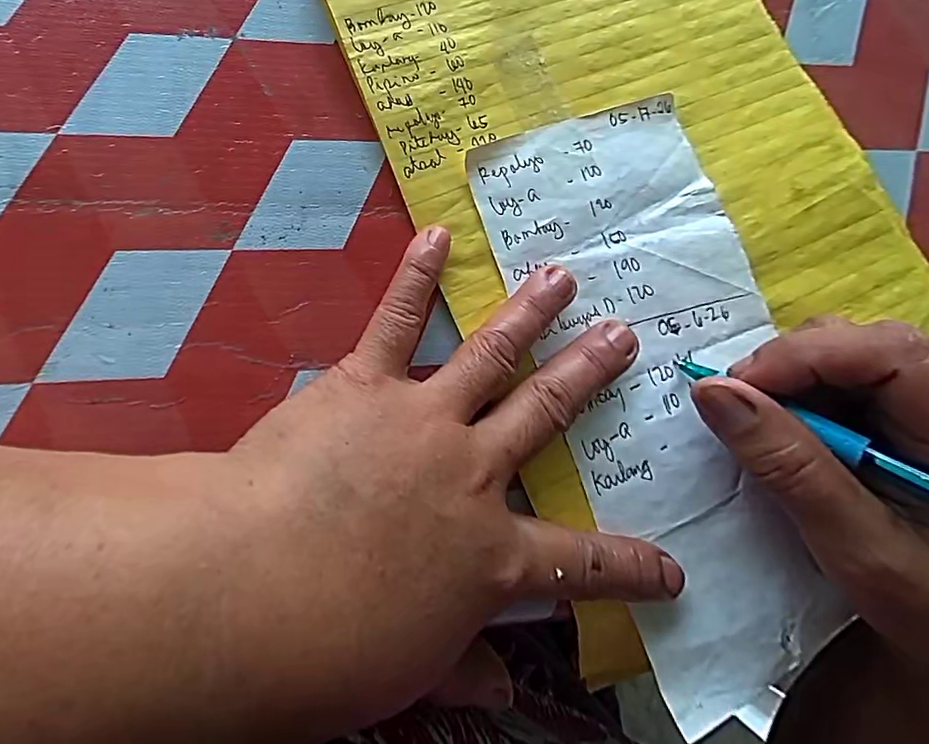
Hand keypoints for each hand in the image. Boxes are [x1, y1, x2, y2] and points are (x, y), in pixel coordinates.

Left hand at [226, 227, 683, 733]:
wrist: (259, 586)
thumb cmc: (331, 646)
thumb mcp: (408, 675)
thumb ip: (459, 671)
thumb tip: (502, 689)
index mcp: (489, 557)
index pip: (581, 564)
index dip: (631, 566)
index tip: (670, 564)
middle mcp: (469, 473)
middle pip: (543, 414)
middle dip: (587, 374)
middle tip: (623, 335)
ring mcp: (421, 417)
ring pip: (488, 354)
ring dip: (527, 313)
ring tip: (559, 278)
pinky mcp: (364, 383)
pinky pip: (395, 320)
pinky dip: (414, 276)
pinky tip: (435, 238)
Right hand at [690, 319, 928, 742]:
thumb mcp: (863, 556)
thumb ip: (790, 468)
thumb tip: (713, 391)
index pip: (897, 355)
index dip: (805, 356)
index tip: (737, 387)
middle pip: (873, 348)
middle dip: (792, 369)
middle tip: (742, 411)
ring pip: (858, 359)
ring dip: (796, 384)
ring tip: (769, 431)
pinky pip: (858, 384)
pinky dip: (808, 400)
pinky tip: (796, 437)